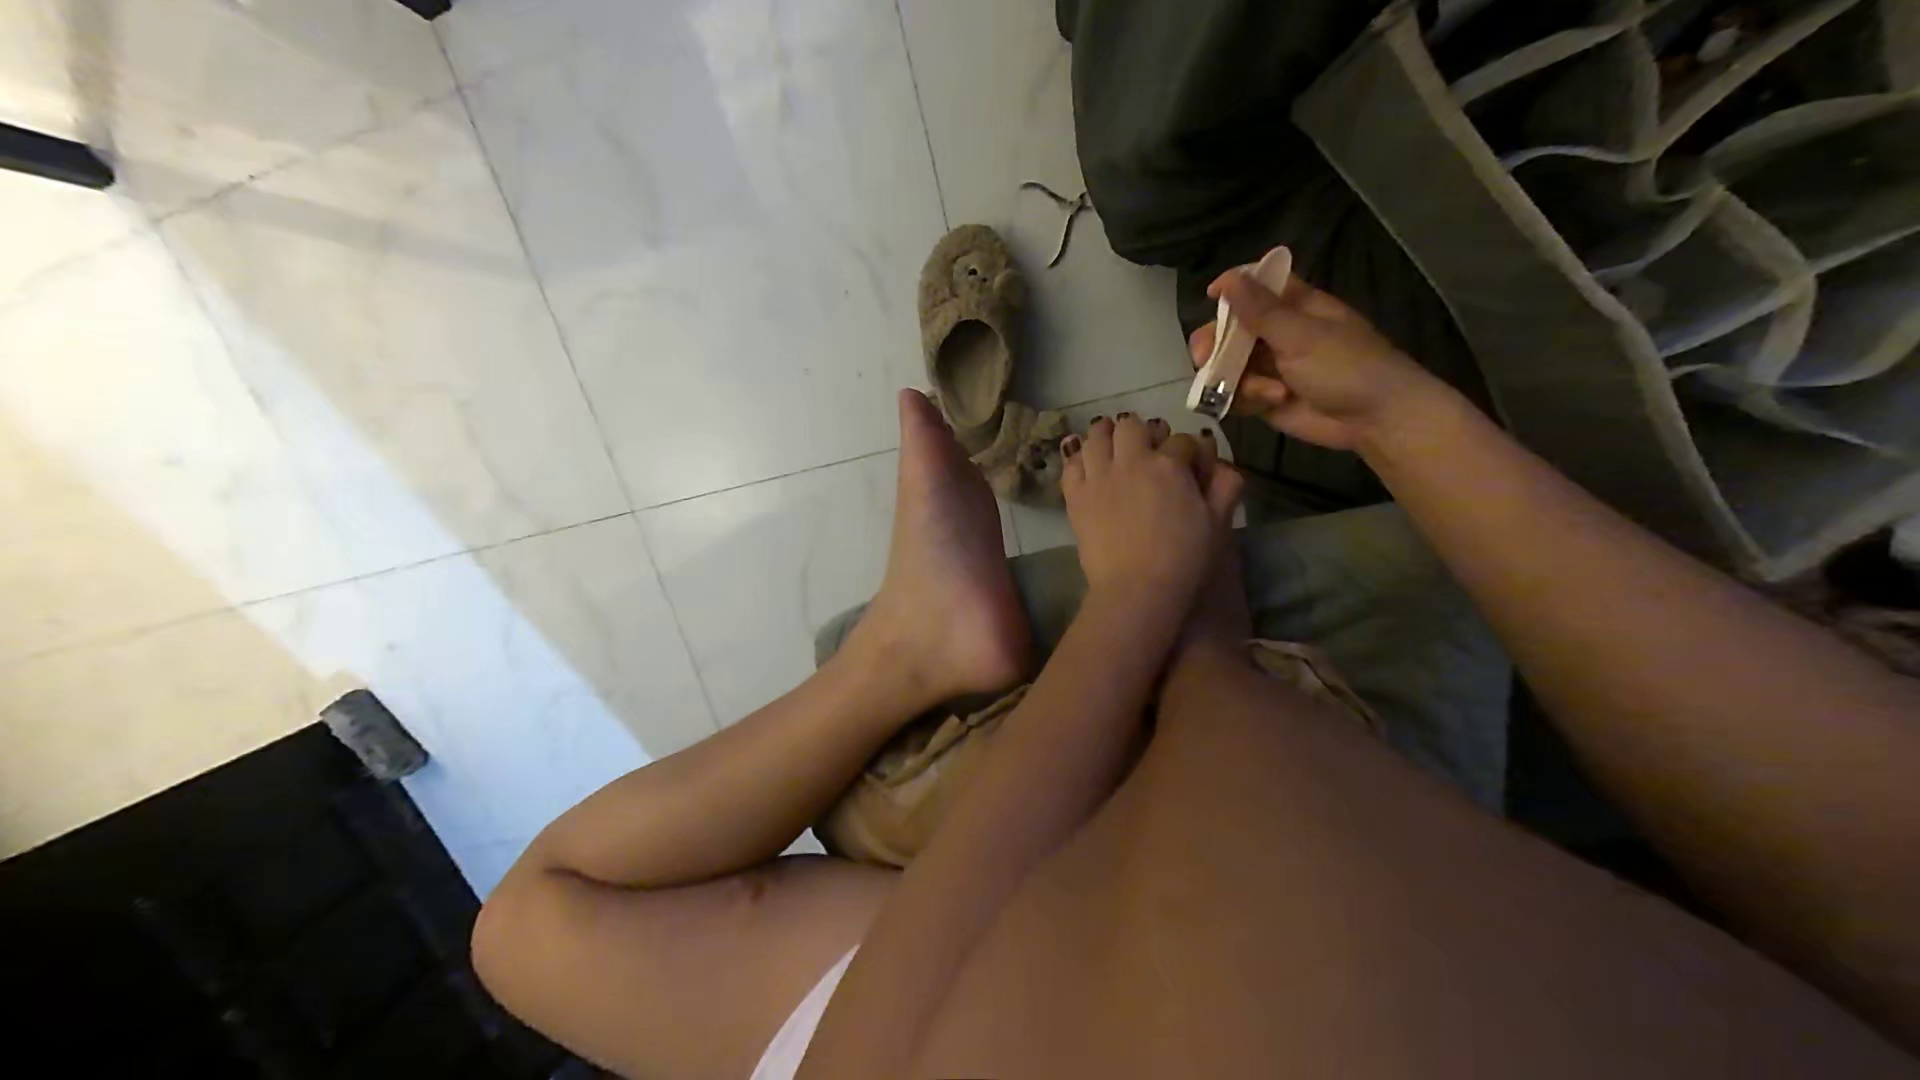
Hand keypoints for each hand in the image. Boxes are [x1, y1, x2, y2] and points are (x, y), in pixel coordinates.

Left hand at [1061, 414, 1243, 611]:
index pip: (1181, 440)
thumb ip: (1225, 487)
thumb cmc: (1183, 559)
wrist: (1136, 588)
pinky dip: (1079, 458)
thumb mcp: (1218, 522)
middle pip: (1131, 425)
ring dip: (1106, 435)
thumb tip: (1222, 465)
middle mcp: (1130, 461)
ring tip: (1113, 447)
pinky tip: (1087, 466)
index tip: (1188, 466)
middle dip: (1142, 432)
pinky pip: (1071, 463)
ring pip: (1096, 435)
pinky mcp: (1075, 495)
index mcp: (1169, 465)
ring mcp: (1098, 476)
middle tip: (1146, 449)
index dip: (1187, 451)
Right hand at [1188, 264, 1451, 451]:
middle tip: (1206, 357)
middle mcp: (1276, 333)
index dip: (1232, 286)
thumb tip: (1228, 279)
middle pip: (1228, 329)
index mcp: (1293, 306)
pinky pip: (1235, 394)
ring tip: (1267, 390)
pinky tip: (1271, 402)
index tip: (1212, 296)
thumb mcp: (1302, 336)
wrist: (1373, 419)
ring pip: (1226, 365)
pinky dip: (1247, 399)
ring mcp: (1268, 366)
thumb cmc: (1347, 367)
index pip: (1255, 285)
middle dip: (1215, 344)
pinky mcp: (1263, 397)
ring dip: (1238, 379)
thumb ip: (1261, 311)